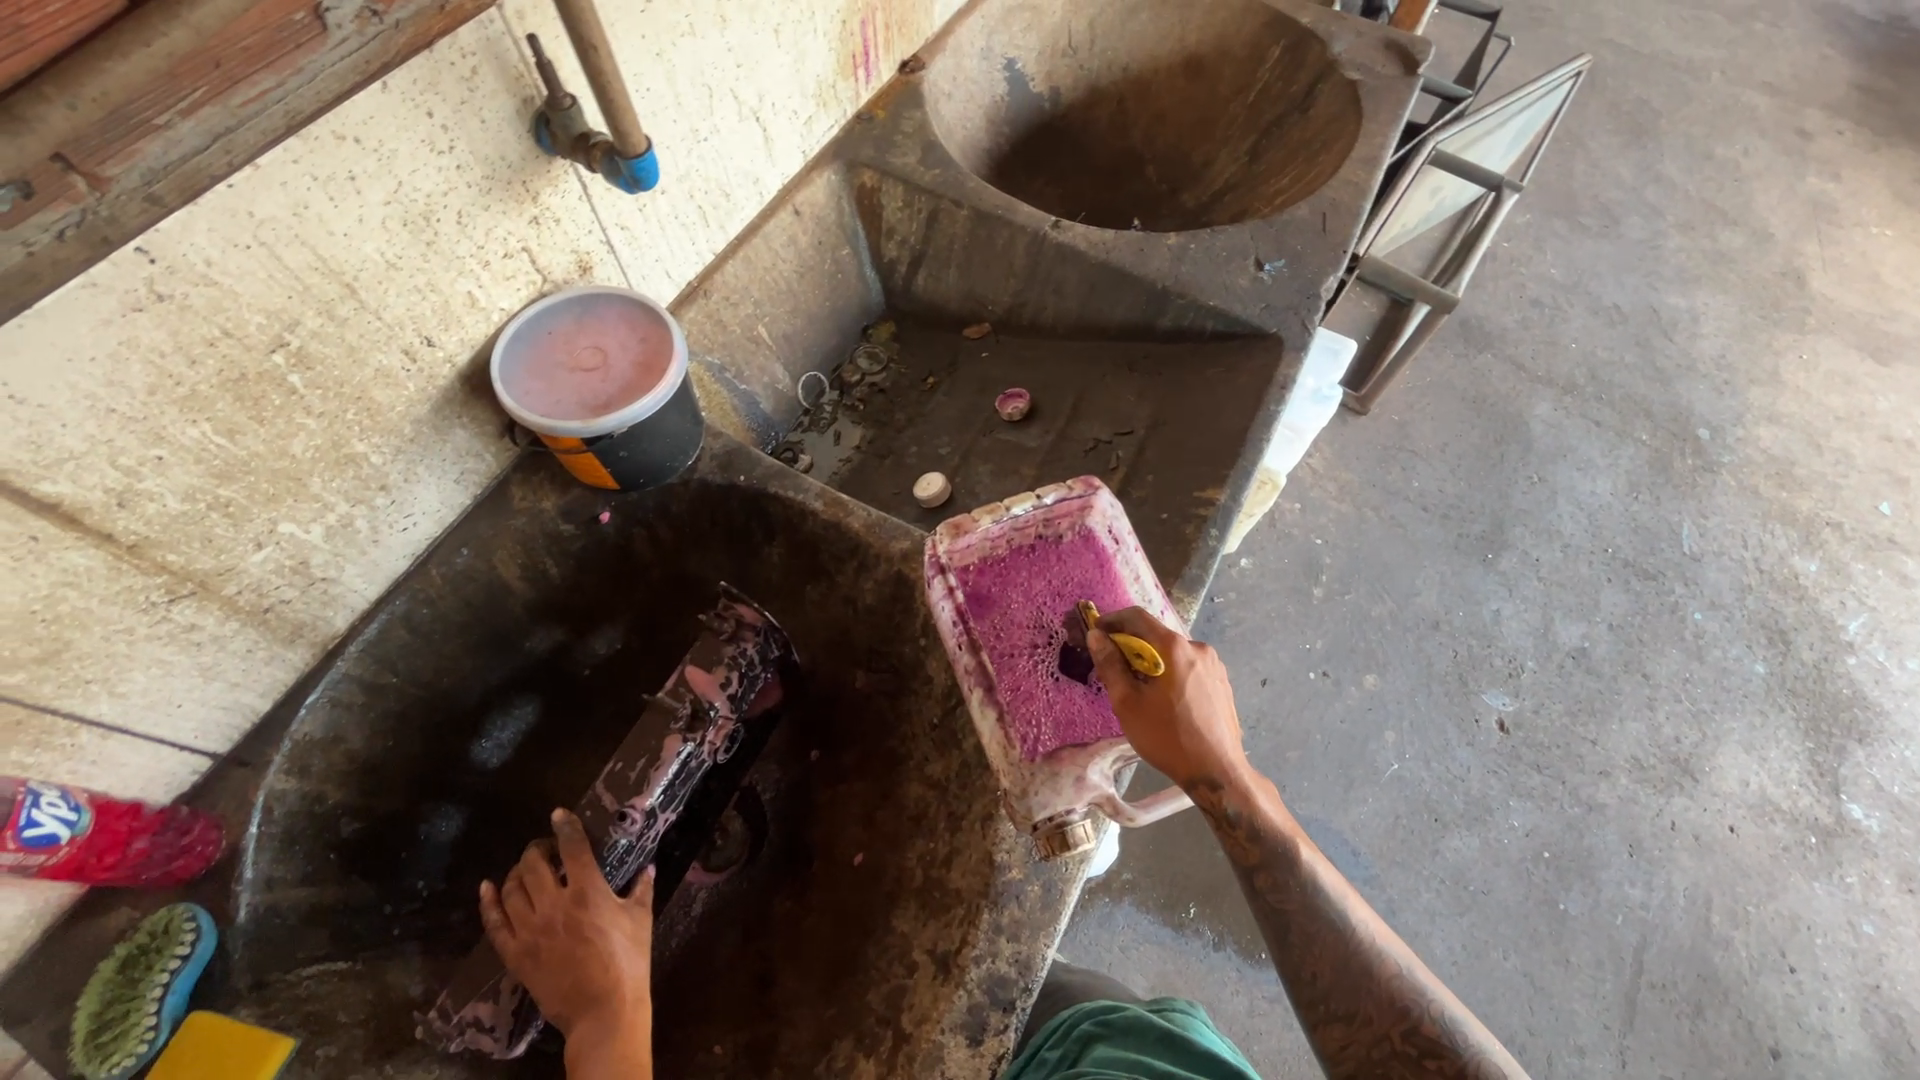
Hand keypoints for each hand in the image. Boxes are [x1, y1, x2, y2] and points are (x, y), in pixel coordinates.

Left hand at [479, 809, 653, 1043]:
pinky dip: (488, 902)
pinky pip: (494, 923)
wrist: (603, 1010)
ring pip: (512, 889)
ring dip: (516, 872)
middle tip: (544, 847)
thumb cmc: (629, 961)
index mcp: (588, 891)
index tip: (559, 814)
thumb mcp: (641, 919)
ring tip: (525, 868)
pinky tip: (487, 888)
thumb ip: (642, 889)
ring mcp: (530, 930)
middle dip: (537, 848)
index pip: (572, 847)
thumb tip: (647, 867)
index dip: (565, 826)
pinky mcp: (516, 954)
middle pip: (534, 865)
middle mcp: (554, 905)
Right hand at [1088, 607, 1250, 790]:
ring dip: (1152, 661)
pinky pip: (1189, 666)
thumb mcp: (1127, 703)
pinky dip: (1171, 672)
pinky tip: (1166, 699)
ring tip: (1140, 689)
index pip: (1137, 617)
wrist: (1217, 771)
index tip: (1096, 634)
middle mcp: (1197, 647)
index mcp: (1174, 647)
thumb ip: (1110, 664)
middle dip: (1131, 646)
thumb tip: (1096, 636)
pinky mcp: (1222, 681)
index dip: (1112, 620)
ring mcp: (1214, 664)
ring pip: (1173, 652)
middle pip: (1156, 635)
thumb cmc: (1167, 737)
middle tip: (1114, 668)